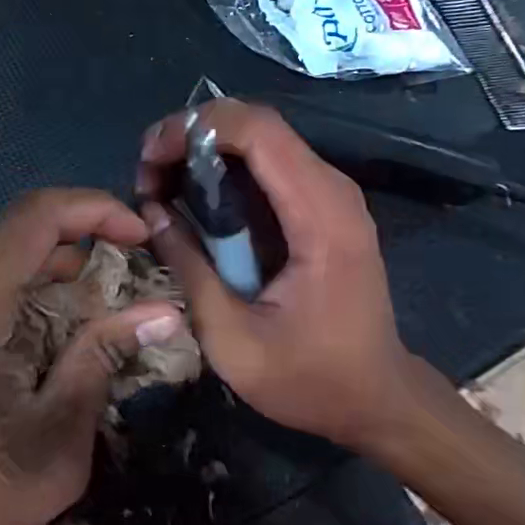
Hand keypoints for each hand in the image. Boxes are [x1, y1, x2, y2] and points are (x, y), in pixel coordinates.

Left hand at [0, 191, 182, 524]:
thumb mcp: (55, 439)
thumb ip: (102, 360)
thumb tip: (161, 312)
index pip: (39, 213)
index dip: (96, 209)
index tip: (138, 236)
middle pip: (23, 232)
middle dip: (85, 249)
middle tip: (127, 284)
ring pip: (3, 260)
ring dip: (57, 277)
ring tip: (98, 317)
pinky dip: (27, 299)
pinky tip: (51, 341)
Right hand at [136, 100, 426, 450]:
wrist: (377, 400)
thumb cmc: (310, 379)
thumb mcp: (232, 339)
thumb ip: (189, 269)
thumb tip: (151, 213)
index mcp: (320, 217)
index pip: (258, 131)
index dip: (196, 127)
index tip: (151, 157)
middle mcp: (331, 190)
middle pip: (255, 124)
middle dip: (191, 134)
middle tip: (147, 171)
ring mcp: (329, 194)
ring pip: (258, 138)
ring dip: (203, 148)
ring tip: (159, 182)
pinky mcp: (320, 205)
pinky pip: (266, 163)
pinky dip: (221, 166)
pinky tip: (190, 195)